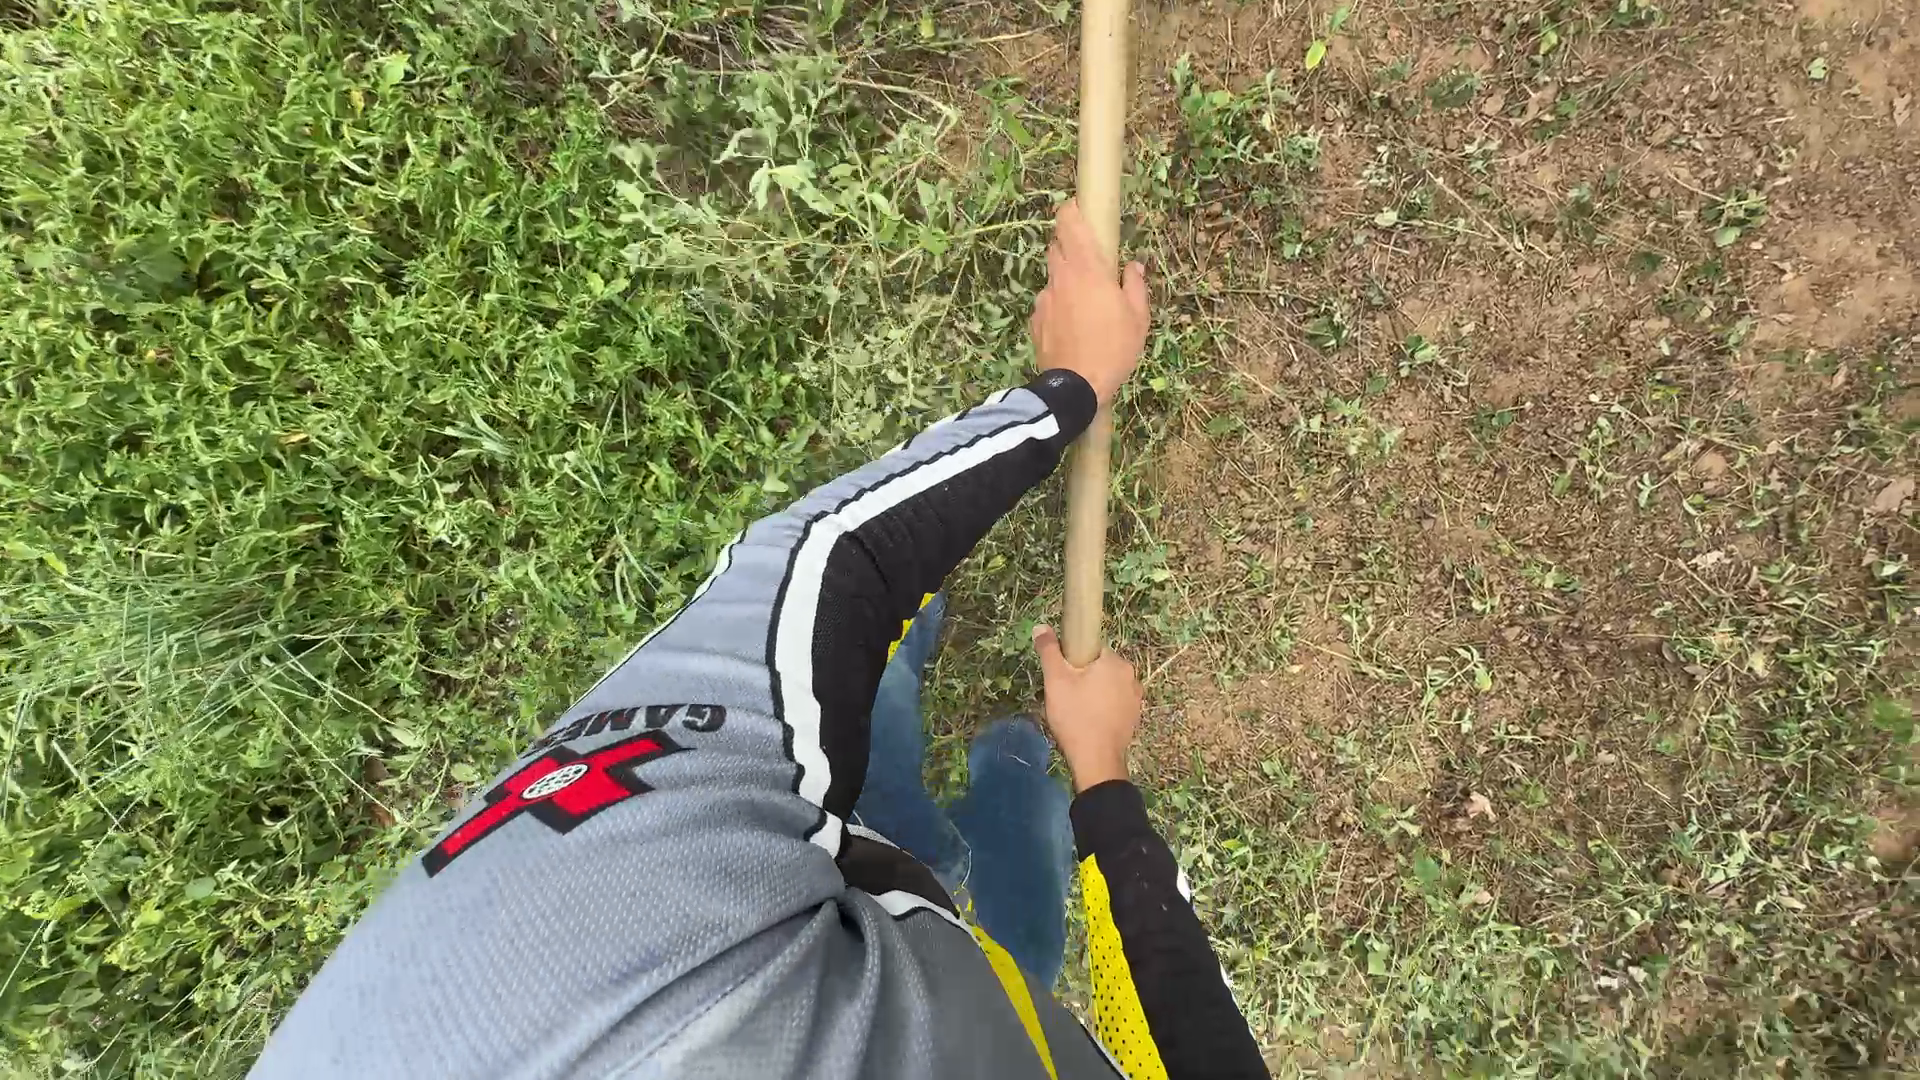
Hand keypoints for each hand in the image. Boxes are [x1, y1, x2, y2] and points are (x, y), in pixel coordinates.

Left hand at [1029, 199, 1149, 405]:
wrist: (1074, 388)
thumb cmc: (1112, 349)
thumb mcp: (1138, 318)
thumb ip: (1134, 285)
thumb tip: (1133, 267)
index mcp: (1085, 268)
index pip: (1067, 221)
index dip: (1071, 211)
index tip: (1082, 213)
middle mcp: (1059, 278)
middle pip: (1056, 247)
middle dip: (1071, 249)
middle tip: (1092, 266)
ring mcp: (1043, 300)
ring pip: (1052, 278)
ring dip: (1066, 282)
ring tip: (1085, 308)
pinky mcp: (1035, 322)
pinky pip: (1047, 304)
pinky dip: (1058, 307)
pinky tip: (1072, 329)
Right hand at [1031, 624, 1141, 791]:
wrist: (1096, 760)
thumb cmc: (1075, 716)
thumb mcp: (1056, 680)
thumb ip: (1049, 651)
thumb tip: (1041, 627)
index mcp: (1115, 661)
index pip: (1091, 649)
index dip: (1074, 660)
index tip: (1063, 677)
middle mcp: (1131, 675)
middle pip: (1100, 667)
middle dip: (1083, 677)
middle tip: (1066, 694)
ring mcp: (1136, 697)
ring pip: (1108, 685)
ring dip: (1094, 692)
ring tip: (1076, 710)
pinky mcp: (1135, 716)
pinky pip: (1115, 702)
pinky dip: (1103, 707)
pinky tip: (1089, 720)